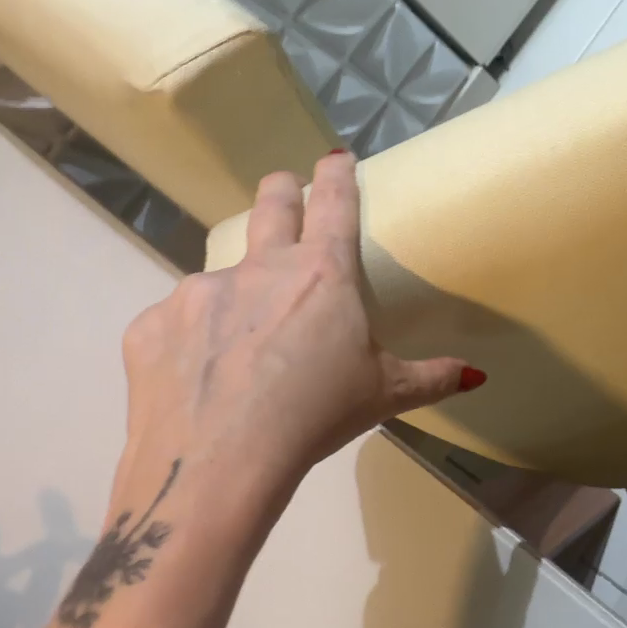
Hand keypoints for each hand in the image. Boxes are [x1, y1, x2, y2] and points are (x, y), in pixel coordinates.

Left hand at [117, 152, 482, 501]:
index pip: (334, 203)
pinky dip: (194, 337)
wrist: (213, 471)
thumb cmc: (317, 417)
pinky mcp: (148, 327)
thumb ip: (434, 377)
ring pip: (223, 275)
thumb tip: (478, 375)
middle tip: (286, 189)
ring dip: (239, 290)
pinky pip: (179, 321)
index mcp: (323, 274)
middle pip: (271, 204)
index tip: (335, 156)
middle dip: (282, 189)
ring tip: (243, 341)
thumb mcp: (384, 394)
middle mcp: (259, 269)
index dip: (337, 174)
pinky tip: (202, 377)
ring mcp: (197, 293)